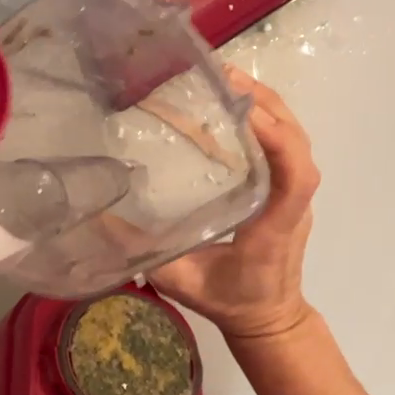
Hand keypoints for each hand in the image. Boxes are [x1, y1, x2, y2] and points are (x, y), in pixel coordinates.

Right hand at [151, 68, 319, 340]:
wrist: (267, 319)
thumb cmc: (227, 300)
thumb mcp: (179, 280)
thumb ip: (143, 254)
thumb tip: (97, 220)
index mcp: (272, 225)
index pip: (295, 175)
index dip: (277, 138)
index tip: (243, 109)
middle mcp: (291, 203)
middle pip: (297, 142)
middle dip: (265, 104)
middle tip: (221, 75)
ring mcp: (293, 195)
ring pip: (295, 139)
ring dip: (267, 105)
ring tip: (226, 80)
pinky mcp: (287, 191)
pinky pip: (286, 147)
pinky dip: (267, 119)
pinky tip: (235, 107)